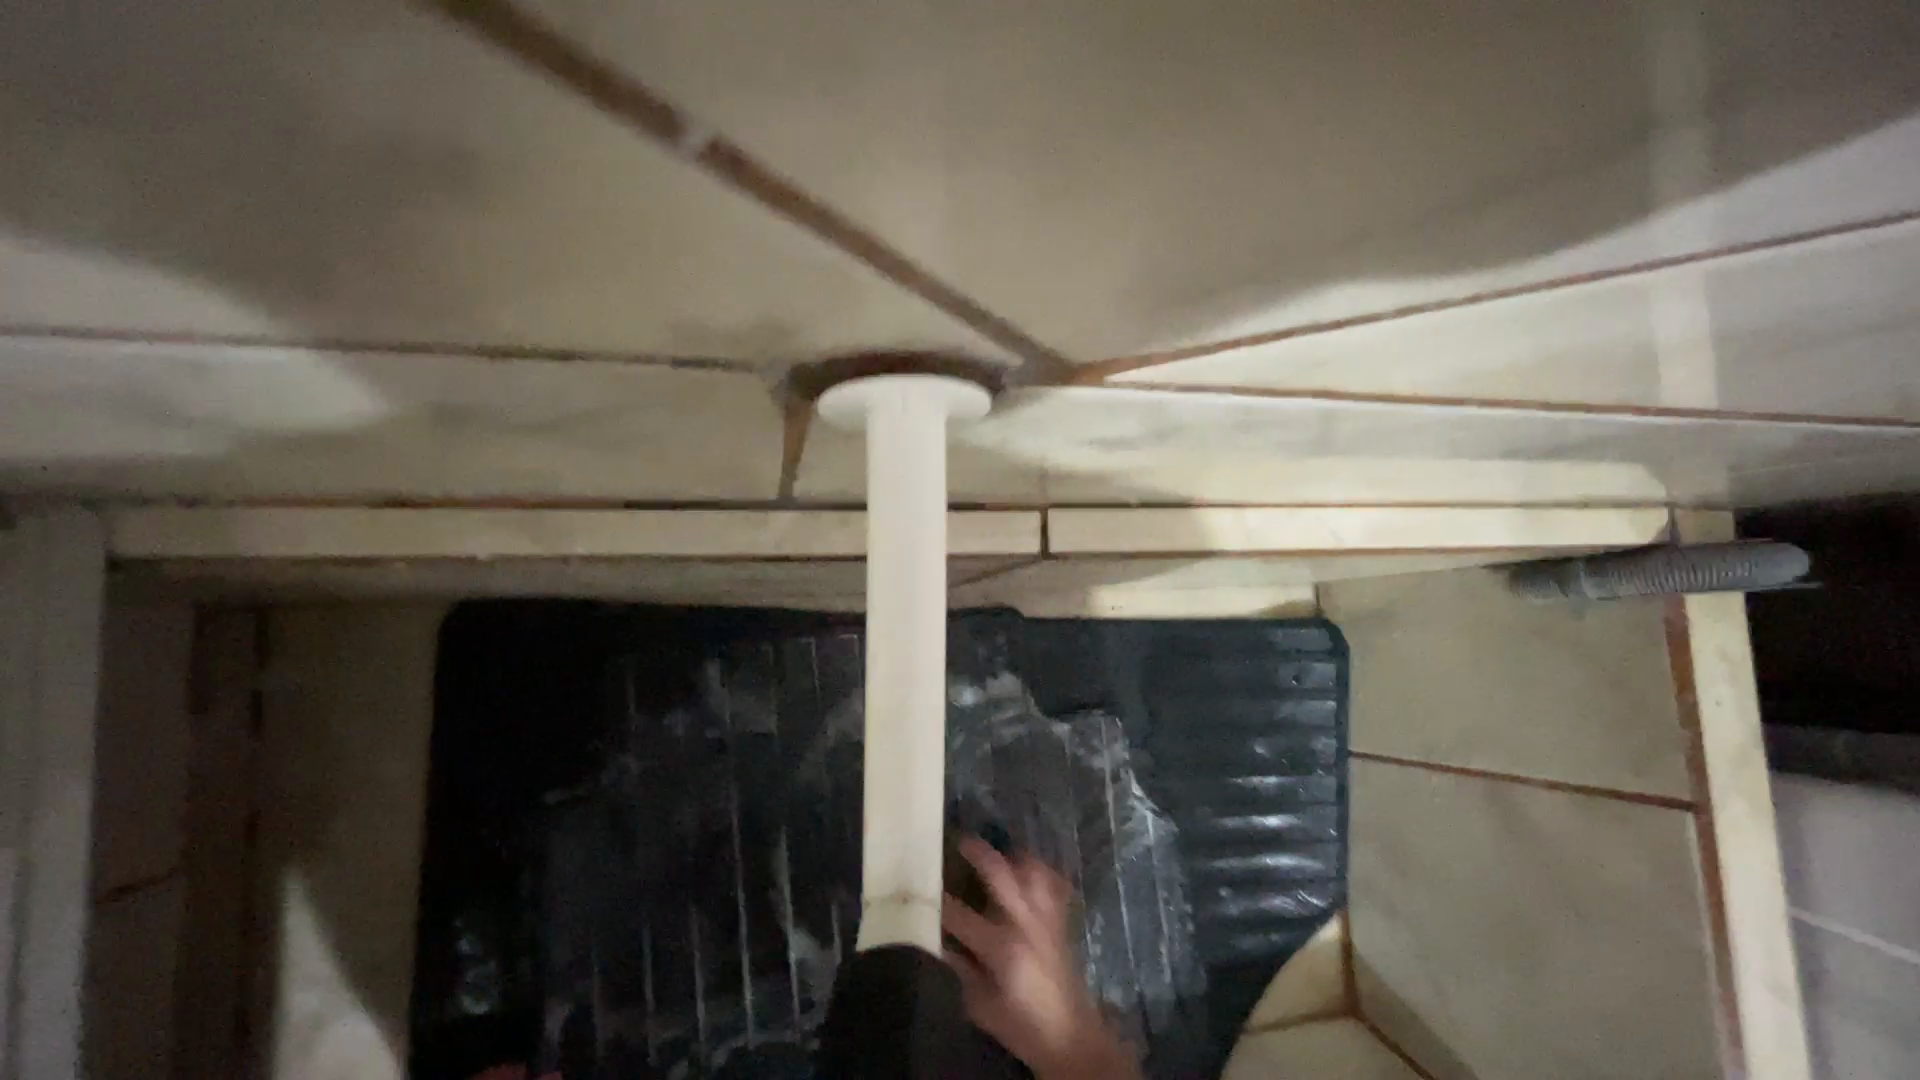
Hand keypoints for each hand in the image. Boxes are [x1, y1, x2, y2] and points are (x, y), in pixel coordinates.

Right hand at [942, 837, 1139, 1079]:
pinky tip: (1029, 869)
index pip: (959, 915)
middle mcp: (1026, 924)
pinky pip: (1054, 884)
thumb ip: (959, 970)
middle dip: (978, 853)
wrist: (1070, 1036)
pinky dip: (1042, 872)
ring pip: (1033, 870)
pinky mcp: (1061, 922)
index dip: (938, 900)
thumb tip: (938, 943)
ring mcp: (1047, 919)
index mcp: (1001, 948)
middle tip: (961, 840)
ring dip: (1014, 857)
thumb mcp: (980, 1005)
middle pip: (1000, 874)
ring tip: (999, 851)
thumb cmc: (1021, 1024)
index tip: (922, 887)